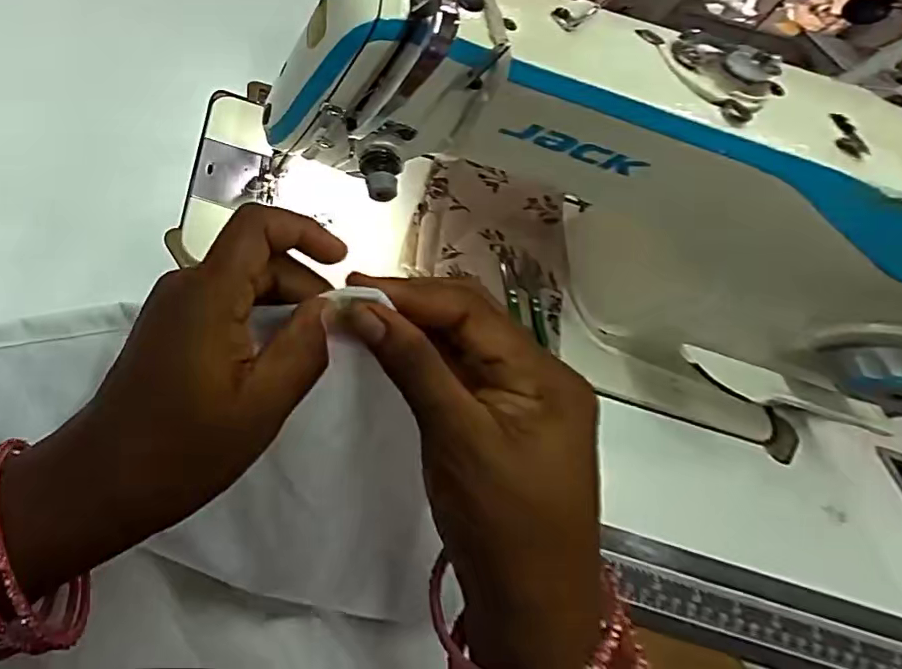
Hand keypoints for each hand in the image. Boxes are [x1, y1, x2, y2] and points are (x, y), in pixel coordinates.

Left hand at [58, 205, 346, 538]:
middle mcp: (186, 284)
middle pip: (255, 255)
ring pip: (241, 279)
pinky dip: (257, 315)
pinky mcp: (170, 324)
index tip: (340, 258)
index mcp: (207, 291)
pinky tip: (275, 353)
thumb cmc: (181, 447)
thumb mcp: (260, 404)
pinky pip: (223, 300)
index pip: (257, 224)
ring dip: (282, 301)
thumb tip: (329, 308)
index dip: (304, 229)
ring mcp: (175, 304)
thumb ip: (304, 347)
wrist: (103, 478)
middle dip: (302, 280)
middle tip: (334, 325)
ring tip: (310, 345)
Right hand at [343, 274, 603, 668]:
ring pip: (462, 339)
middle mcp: (540, 375)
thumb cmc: (503, 528)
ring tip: (365, 311)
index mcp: (546, 376)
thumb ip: (413, 365)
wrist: (530, 612)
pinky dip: (423, 352)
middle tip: (356, 294)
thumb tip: (365, 309)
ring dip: (415, 323)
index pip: (473, 311)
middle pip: (471, 317)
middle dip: (413, 301)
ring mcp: (521, 395)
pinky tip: (391, 342)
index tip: (358, 288)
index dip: (413, 295)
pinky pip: (459, 367)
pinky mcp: (500, 414)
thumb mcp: (456, 438)